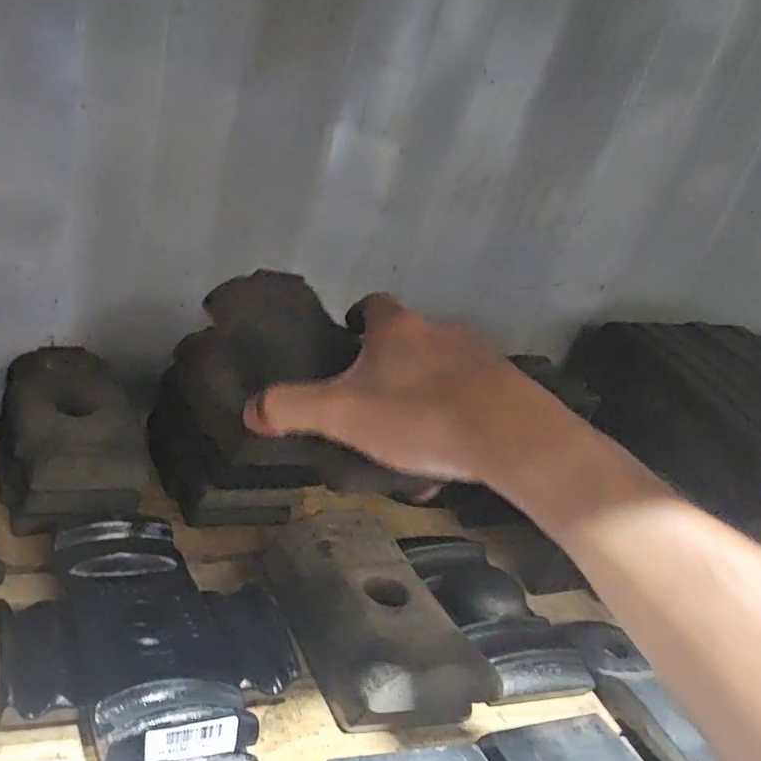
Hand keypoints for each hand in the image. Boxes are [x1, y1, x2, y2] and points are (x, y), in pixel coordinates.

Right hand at [244, 293, 577, 485]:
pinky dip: (453, 418)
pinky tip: (444, 455)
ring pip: (439, 370)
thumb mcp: (340, 414)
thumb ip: (291, 408)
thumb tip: (251, 409)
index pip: (372, 305)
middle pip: (407, 339)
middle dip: (387, 364)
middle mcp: (439, 331)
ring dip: (421, 392)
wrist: (509, 437)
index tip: (344, 340)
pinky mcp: (508, 387)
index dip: (355, 318)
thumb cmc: (416, 416)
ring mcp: (479, 357)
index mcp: (396, 329)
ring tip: (406, 436)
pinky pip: (470, 399)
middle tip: (367, 400)